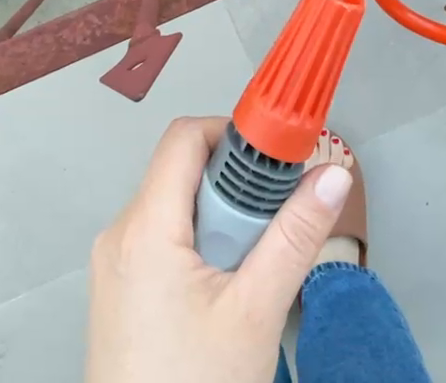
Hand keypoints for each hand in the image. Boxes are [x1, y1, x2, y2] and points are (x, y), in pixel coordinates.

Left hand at [86, 117, 352, 382]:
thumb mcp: (256, 311)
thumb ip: (295, 236)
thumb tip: (331, 176)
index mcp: (143, 228)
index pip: (184, 138)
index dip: (233, 133)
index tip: (275, 157)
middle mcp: (119, 235)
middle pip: (181, 172)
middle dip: (234, 186)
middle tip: (273, 220)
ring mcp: (113, 264)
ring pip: (174, 207)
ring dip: (220, 219)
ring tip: (252, 265)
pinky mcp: (118, 290)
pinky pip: (161, 239)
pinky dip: (198, 244)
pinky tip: (224, 287)